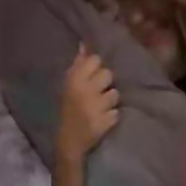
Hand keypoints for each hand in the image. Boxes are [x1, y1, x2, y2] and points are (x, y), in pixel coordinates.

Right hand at [57, 46, 120, 163]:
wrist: (69, 140)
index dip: (96, 68)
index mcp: (75, 79)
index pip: (95, 60)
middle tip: (100, 93)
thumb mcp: (69, 86)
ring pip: (115, 94)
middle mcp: (86, 90)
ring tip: (102, 107)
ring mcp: (97, 107)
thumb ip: (78, 66)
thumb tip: (85, 45)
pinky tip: (104, 119)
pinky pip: (116, 113)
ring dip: (110, 101)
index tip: (93, 76)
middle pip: (108, 74)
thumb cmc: (68, 109)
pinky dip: (112, 116)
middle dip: (106, 83)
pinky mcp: (105, 122)